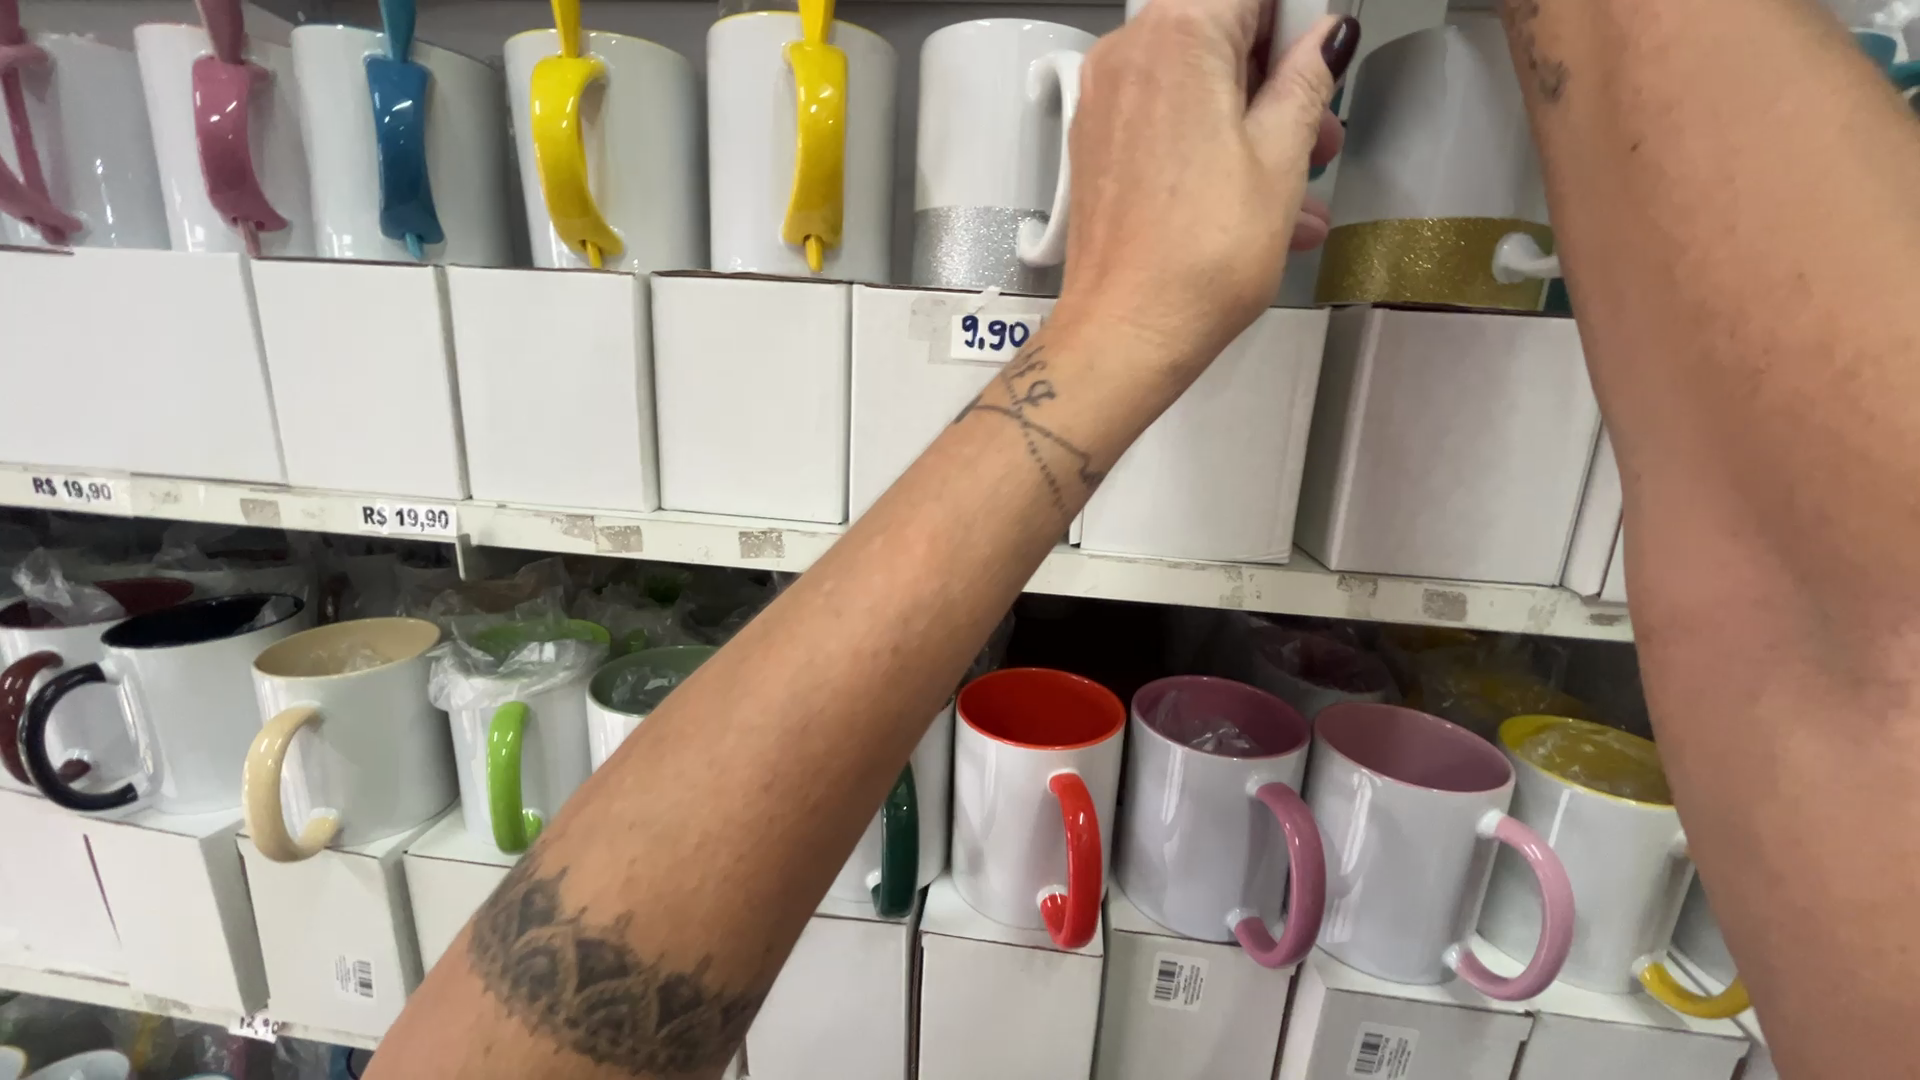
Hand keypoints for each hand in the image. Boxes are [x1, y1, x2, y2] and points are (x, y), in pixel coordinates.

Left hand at [1053, 4, 1357, 371]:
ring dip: (1253, 130)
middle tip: (1319, 136)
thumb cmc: (1199, 258)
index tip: (1320, 66)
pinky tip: (1254, 207)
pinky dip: (1210, 153)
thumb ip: (1306, 81)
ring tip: (1299, 192)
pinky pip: (1165, 130)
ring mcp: (1103, 108)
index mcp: (1176, 34)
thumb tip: (1325, 38)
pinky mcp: (1095, 154)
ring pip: (1195, 91)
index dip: (1295, 23)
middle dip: (1278, 84)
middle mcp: (1126, 57)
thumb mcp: (1280, 159)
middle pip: (1220, 36)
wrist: (1125, 336)